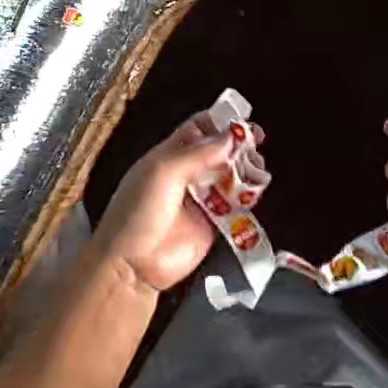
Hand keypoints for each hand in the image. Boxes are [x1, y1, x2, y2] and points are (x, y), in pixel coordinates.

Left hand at [92, 113, 250, 293]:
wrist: (132, 266)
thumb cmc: (138, 214)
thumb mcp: (163, 172)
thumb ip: (200, 152)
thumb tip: (233, 135)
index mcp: (170, 155)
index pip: (199, 127)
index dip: (221, 121)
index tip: (243, 122)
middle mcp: (188, 173)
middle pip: (221, 150)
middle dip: (239, 145)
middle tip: (255, 144)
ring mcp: (202, 198)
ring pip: (232, 174)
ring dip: (247, 169)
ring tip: (255, 170)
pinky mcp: (214, 222)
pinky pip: (237, 203)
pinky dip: (249, 196)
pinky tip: (254, 192)